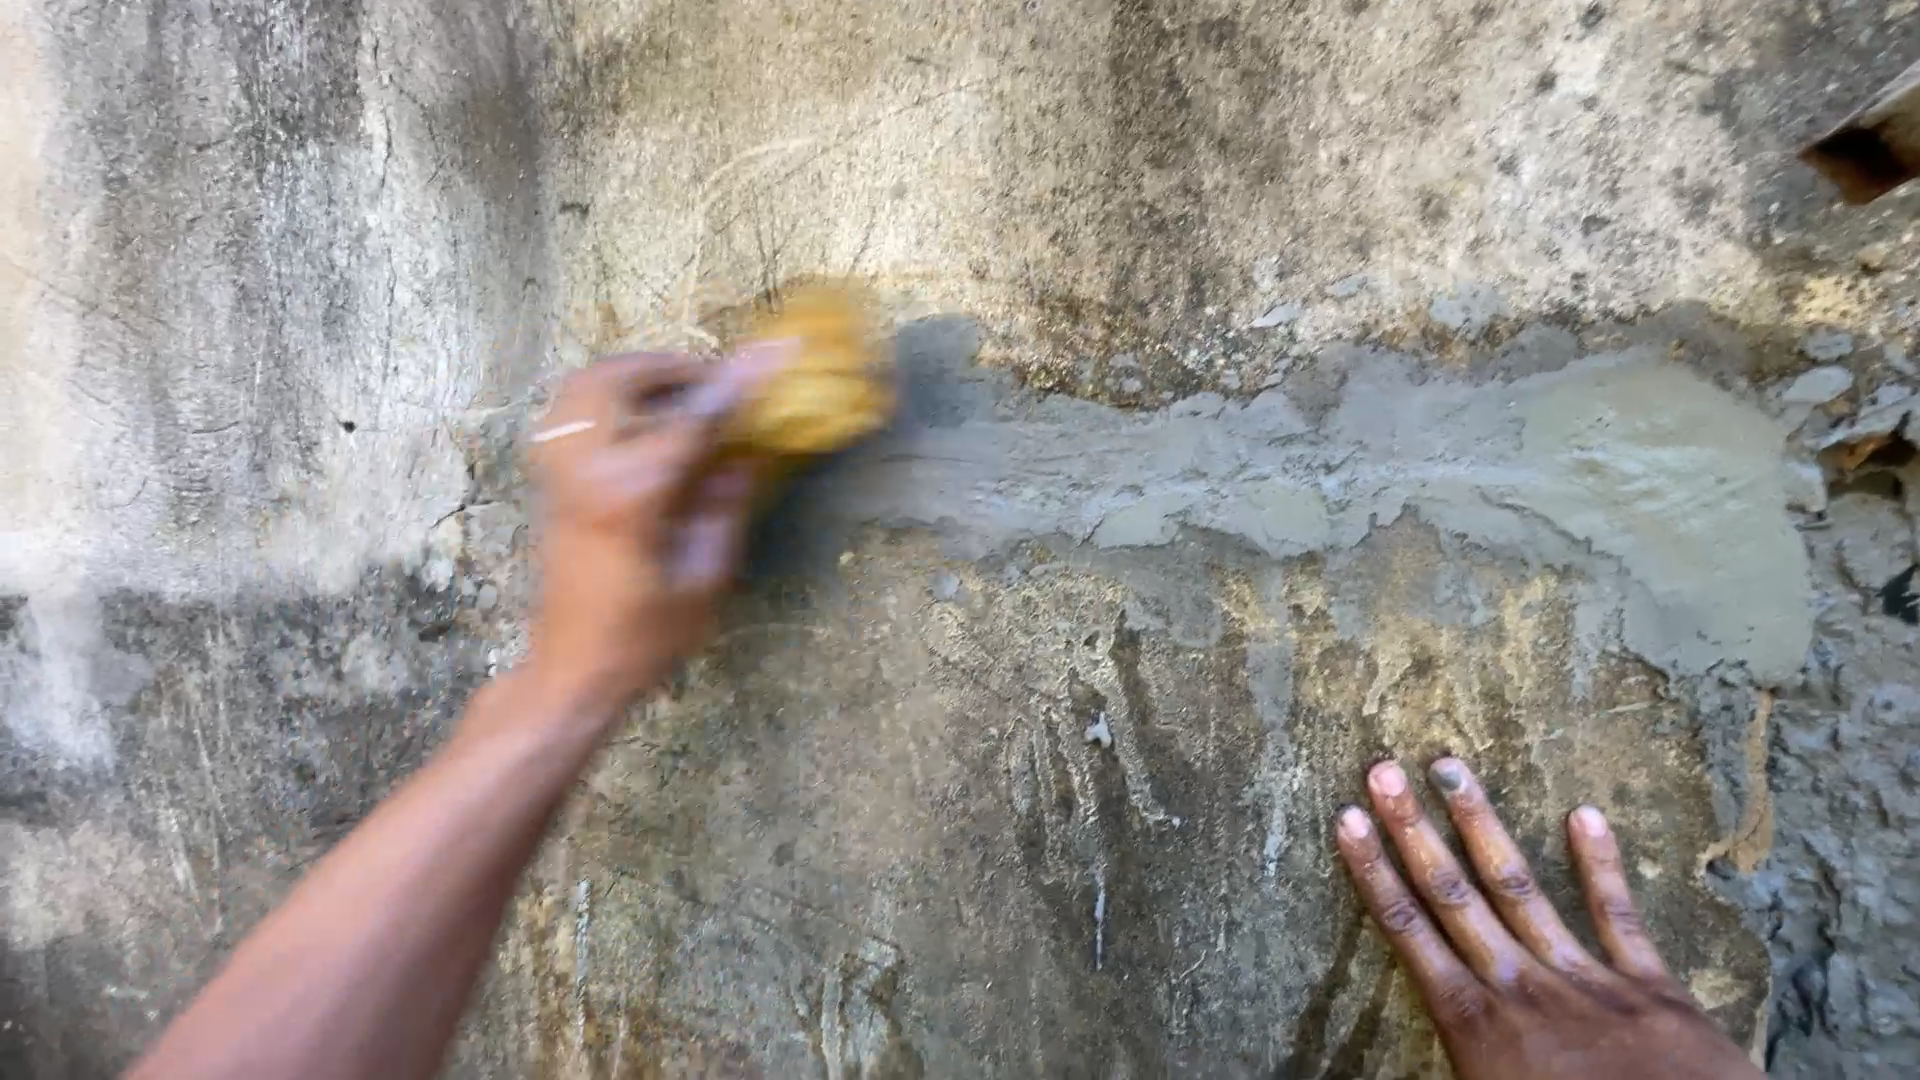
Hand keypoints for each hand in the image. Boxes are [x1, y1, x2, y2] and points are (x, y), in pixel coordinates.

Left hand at [519, 345, 783, 713]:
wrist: (572, 671)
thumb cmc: (645, 638)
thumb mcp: (705, 576)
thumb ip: (724, 505)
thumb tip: (745, 453)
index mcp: (629, 497)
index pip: (691, 419)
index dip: (738, 382)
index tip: (775, 349)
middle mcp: (582, 471)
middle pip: (618, 379)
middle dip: (673, 367)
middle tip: (717, 383)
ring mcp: (556, 473)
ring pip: (583, 386)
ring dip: (636, 376)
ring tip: (681, 395)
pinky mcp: (549, 482)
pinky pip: (571, 411)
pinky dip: (609, 397)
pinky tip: (643, 423)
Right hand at [1334, 758, 1762, 1079]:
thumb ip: (1456, 1060)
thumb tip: (1365, 1073)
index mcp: (1474, 1022)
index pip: (1406, 927)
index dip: (1372, 869)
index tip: (1347, 819)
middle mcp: (1517, 988)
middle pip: (1451, 893)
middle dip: (1411, 828)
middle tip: (1383, 770)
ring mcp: (1586, 984)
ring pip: (1518, 888)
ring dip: (1479, 824)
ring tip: (1451, 767)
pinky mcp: (1656, 995)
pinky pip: (1621, 921)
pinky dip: (1602, 867)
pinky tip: (1584, 814)